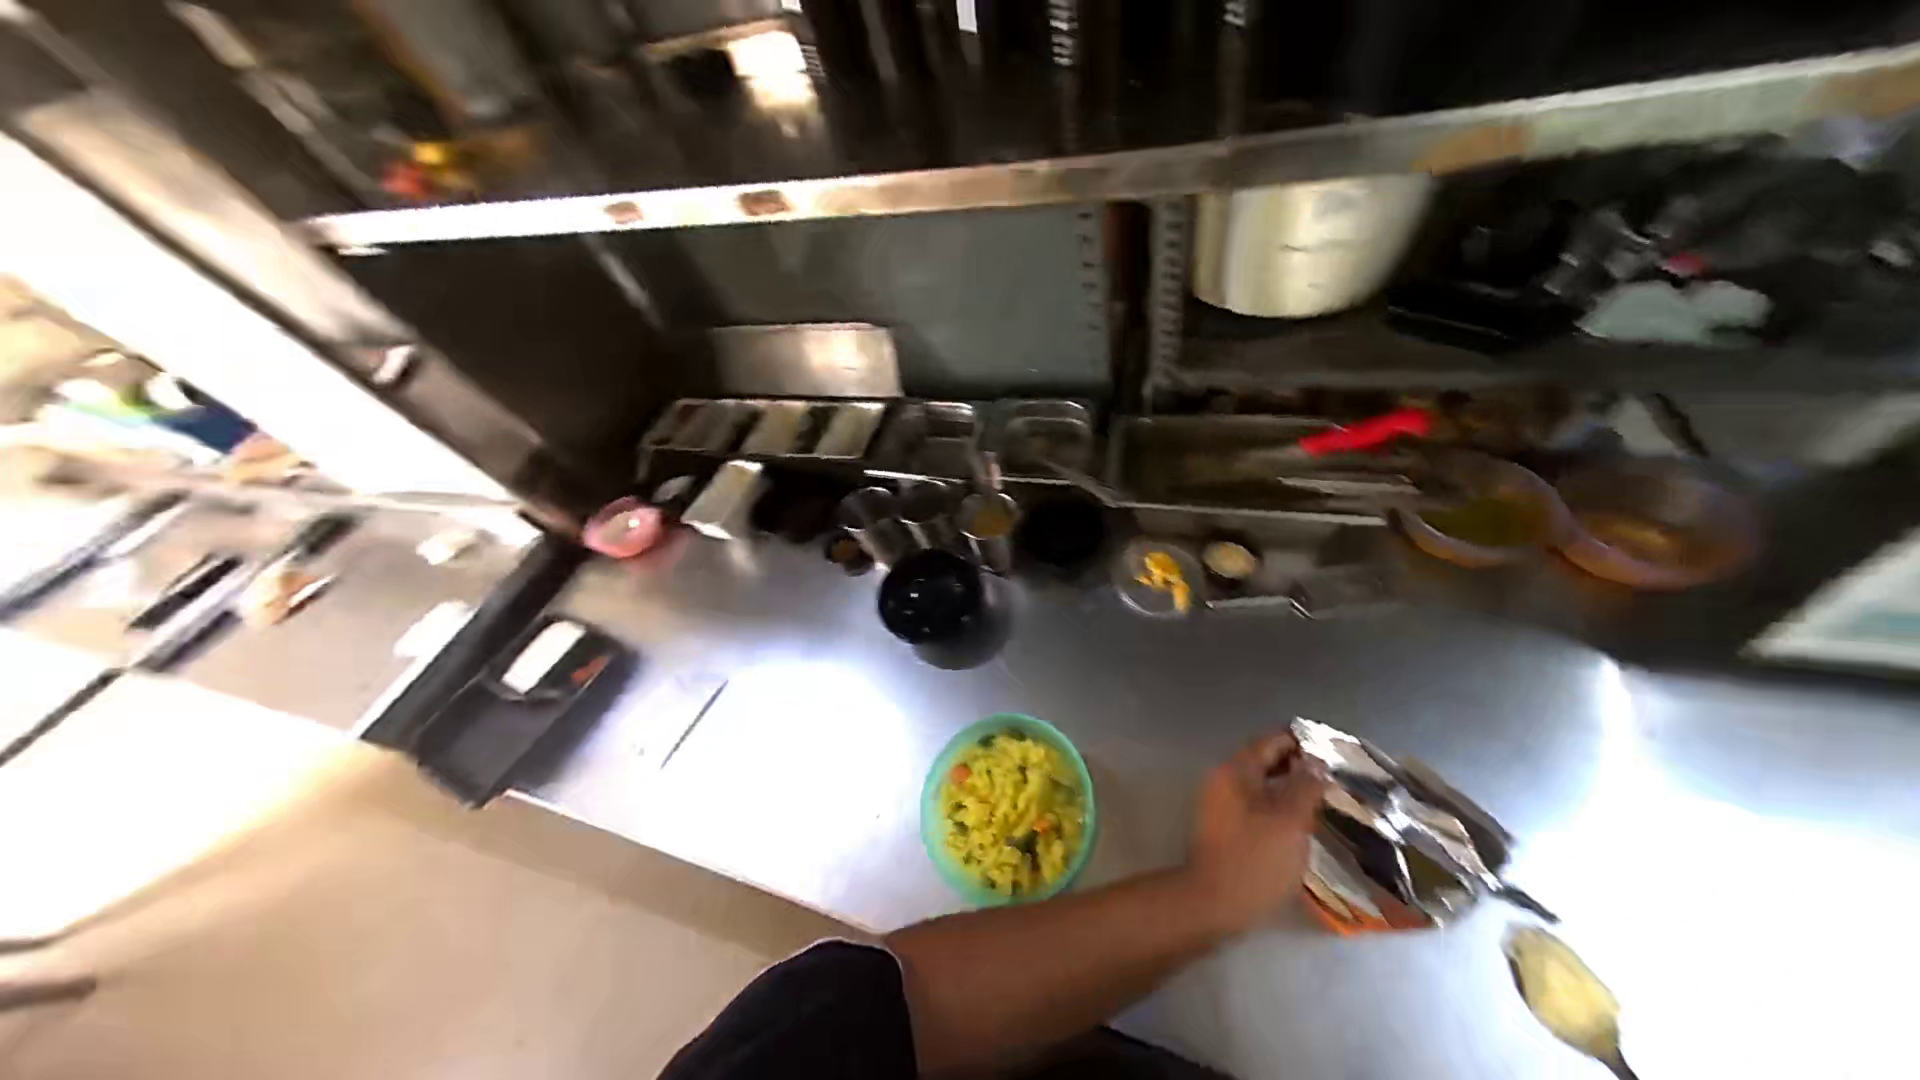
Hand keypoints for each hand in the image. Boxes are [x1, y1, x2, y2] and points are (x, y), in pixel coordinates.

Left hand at [1184, 733, 1328, 935]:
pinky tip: (1303, 820)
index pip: (1270, 741)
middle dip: (1299, 765)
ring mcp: (1222, 803)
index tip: (1335, 752)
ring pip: (1261, 783)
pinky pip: (1257, 803)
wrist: (1213, 901)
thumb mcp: (1288, 822)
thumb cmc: (1254, 860)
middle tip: (1336, 777)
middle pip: (1264, 760)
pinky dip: (1279, 804)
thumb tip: (1317, 762)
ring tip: (1327, 798)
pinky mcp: (1226, 825)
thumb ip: (1304, 787)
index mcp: (1235, 771)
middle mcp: (1223, 779)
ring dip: (1291, 786)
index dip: (1302, 742)